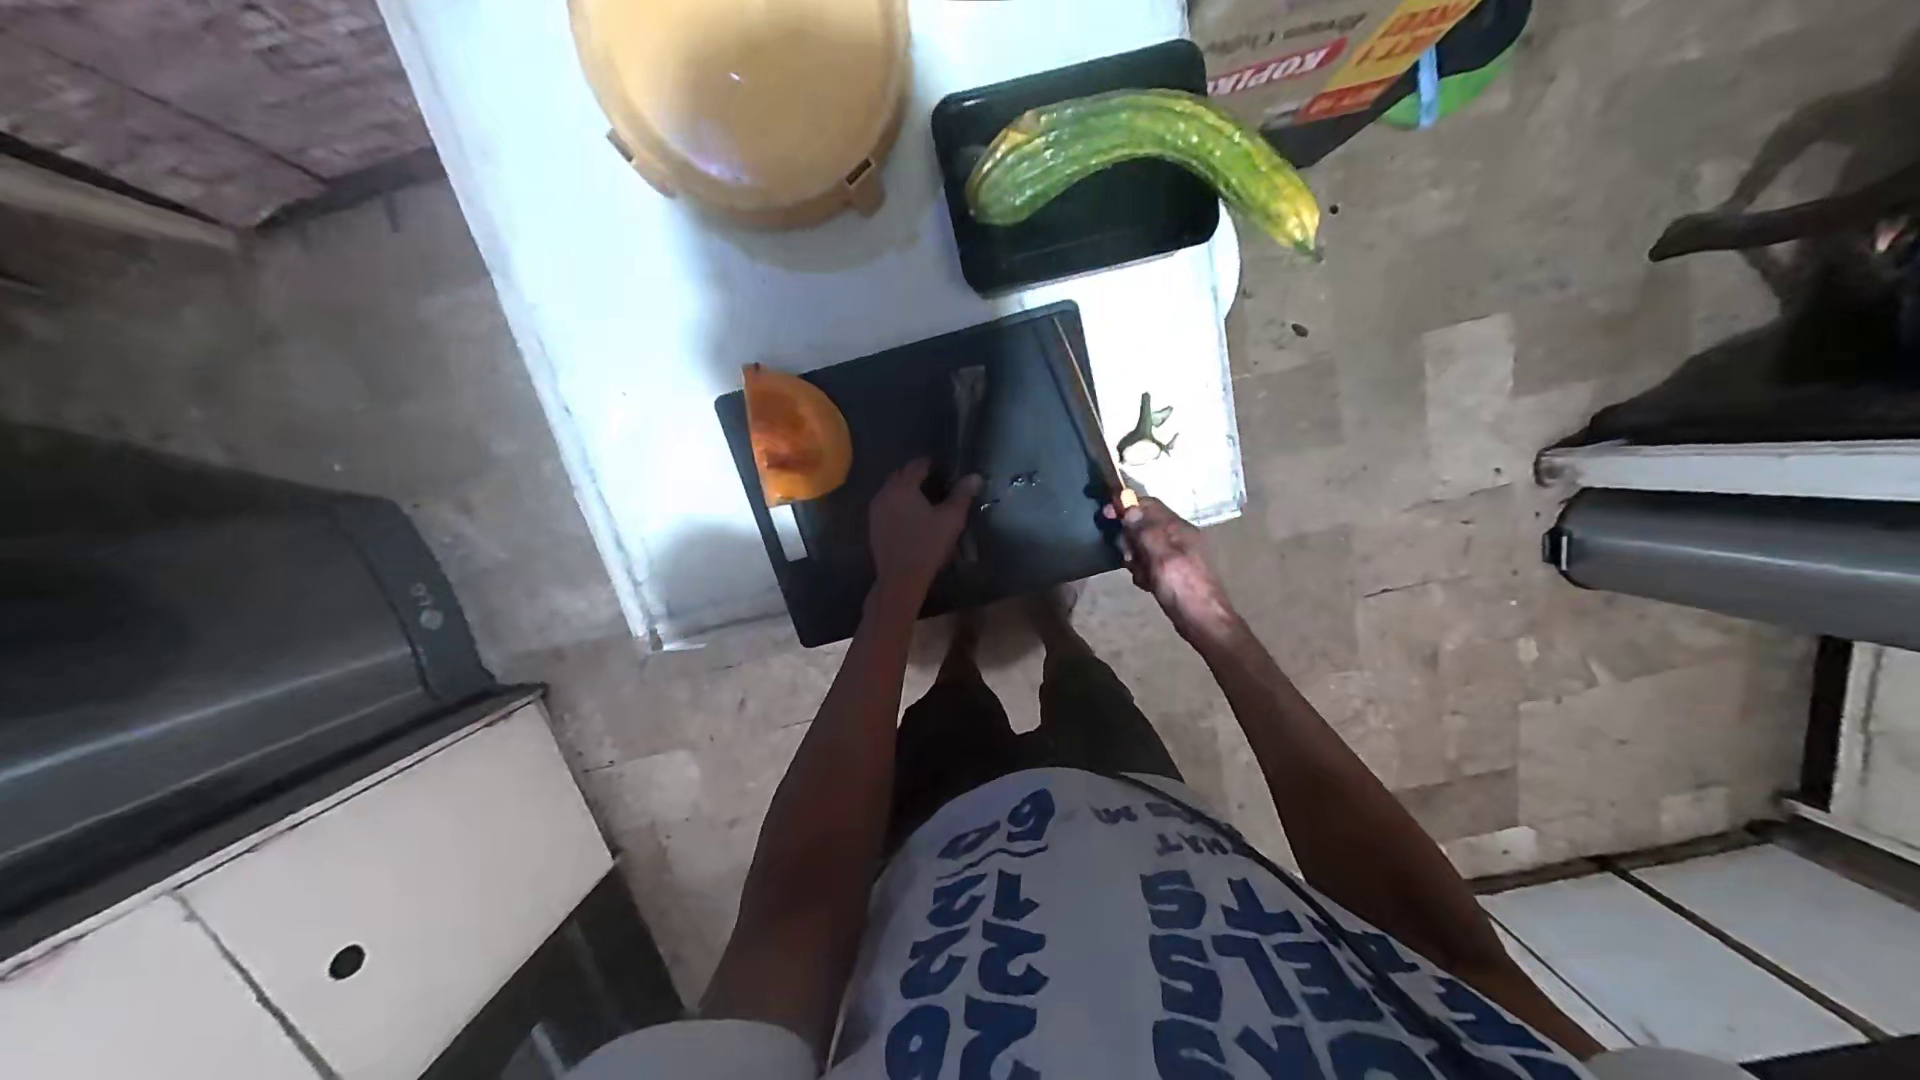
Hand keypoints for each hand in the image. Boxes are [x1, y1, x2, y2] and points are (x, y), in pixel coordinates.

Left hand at [869, 459, 982, 595]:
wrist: (901, 578)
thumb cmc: (928, 545)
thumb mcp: (951, 519)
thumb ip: (962, 495)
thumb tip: (974, 477)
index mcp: (903, 487)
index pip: (916, 465)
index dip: (929, 463)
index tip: (941, 466)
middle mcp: (885, 494)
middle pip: (900, 475)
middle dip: (914, 474)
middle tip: (933, 480)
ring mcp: (875, 511)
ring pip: (890, 490)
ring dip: (904, 489)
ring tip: (922, 497)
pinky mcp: (873, 527)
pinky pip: (886, 506)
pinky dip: (897, 504)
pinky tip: (909, 515)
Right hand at [1110, 496, 1242, 643]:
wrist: (1203, 622)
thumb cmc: (1183, 589)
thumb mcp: (1162, 557)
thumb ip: (1145, 531)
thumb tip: (1129, 507)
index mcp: (1179, 528)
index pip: (1149, 505)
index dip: (1126, 505)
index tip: (1106, 514)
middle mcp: (1178, 537)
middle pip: (1143, 524)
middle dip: (1130, 537)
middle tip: (1127, 556)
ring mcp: (1175, 554)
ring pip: (1143, 545)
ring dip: (1135, 557)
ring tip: (1139, 573)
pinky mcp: (1171, 571)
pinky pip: (1148, 562)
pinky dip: (1143, 570)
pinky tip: (1146, 583)